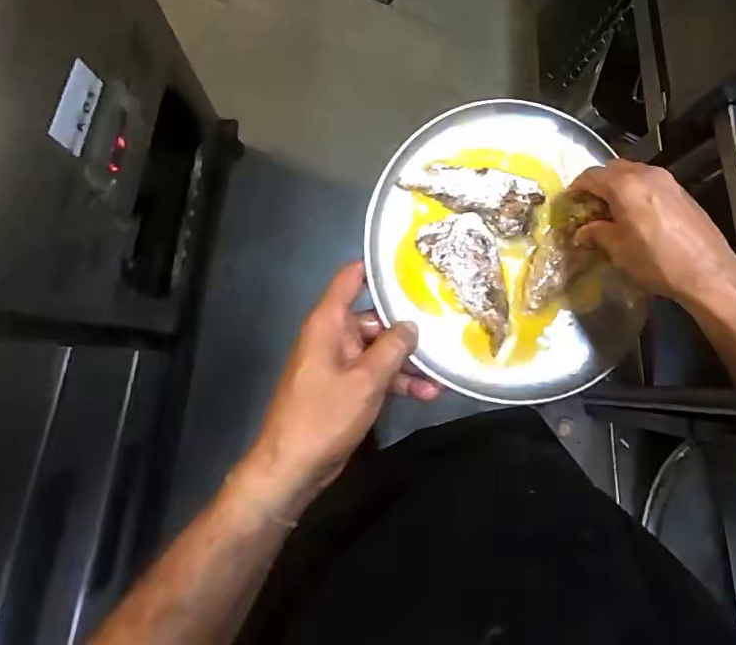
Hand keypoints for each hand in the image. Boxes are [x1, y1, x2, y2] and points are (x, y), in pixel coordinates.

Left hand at [234, 262, 438, 517]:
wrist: (290, 472)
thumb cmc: (323, 417)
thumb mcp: (366, 380)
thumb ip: (393, 347)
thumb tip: (412, 325)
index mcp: (329, 322)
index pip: (352, 277)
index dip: (380, 266)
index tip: (415, 264)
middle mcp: (333, 335)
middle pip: (376, 317)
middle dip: (408, 327)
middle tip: (445, 327)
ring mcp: (339, 362)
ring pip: (380, 349)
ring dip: (408, 362)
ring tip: (441, 374)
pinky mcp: (345, 387)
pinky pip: (376, 372)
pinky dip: (397, 381)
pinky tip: (427, 392)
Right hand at [570, 160, 735, 307]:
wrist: (709, 272)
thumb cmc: (658, 261)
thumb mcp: (619, 250)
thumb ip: (597, 234)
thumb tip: (583, 232)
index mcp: (625, 184)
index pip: (590, 176)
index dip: (576, 189)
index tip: (569, 205)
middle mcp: (646, 173)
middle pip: (612, 169)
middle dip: (598, 186)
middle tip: (589, 209)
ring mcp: (667, 180)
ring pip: (633, 174)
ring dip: (619, 188)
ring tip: (613, 213)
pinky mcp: (681, 191)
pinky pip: (650, 183)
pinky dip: (637, 192)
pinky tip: (637, 216)